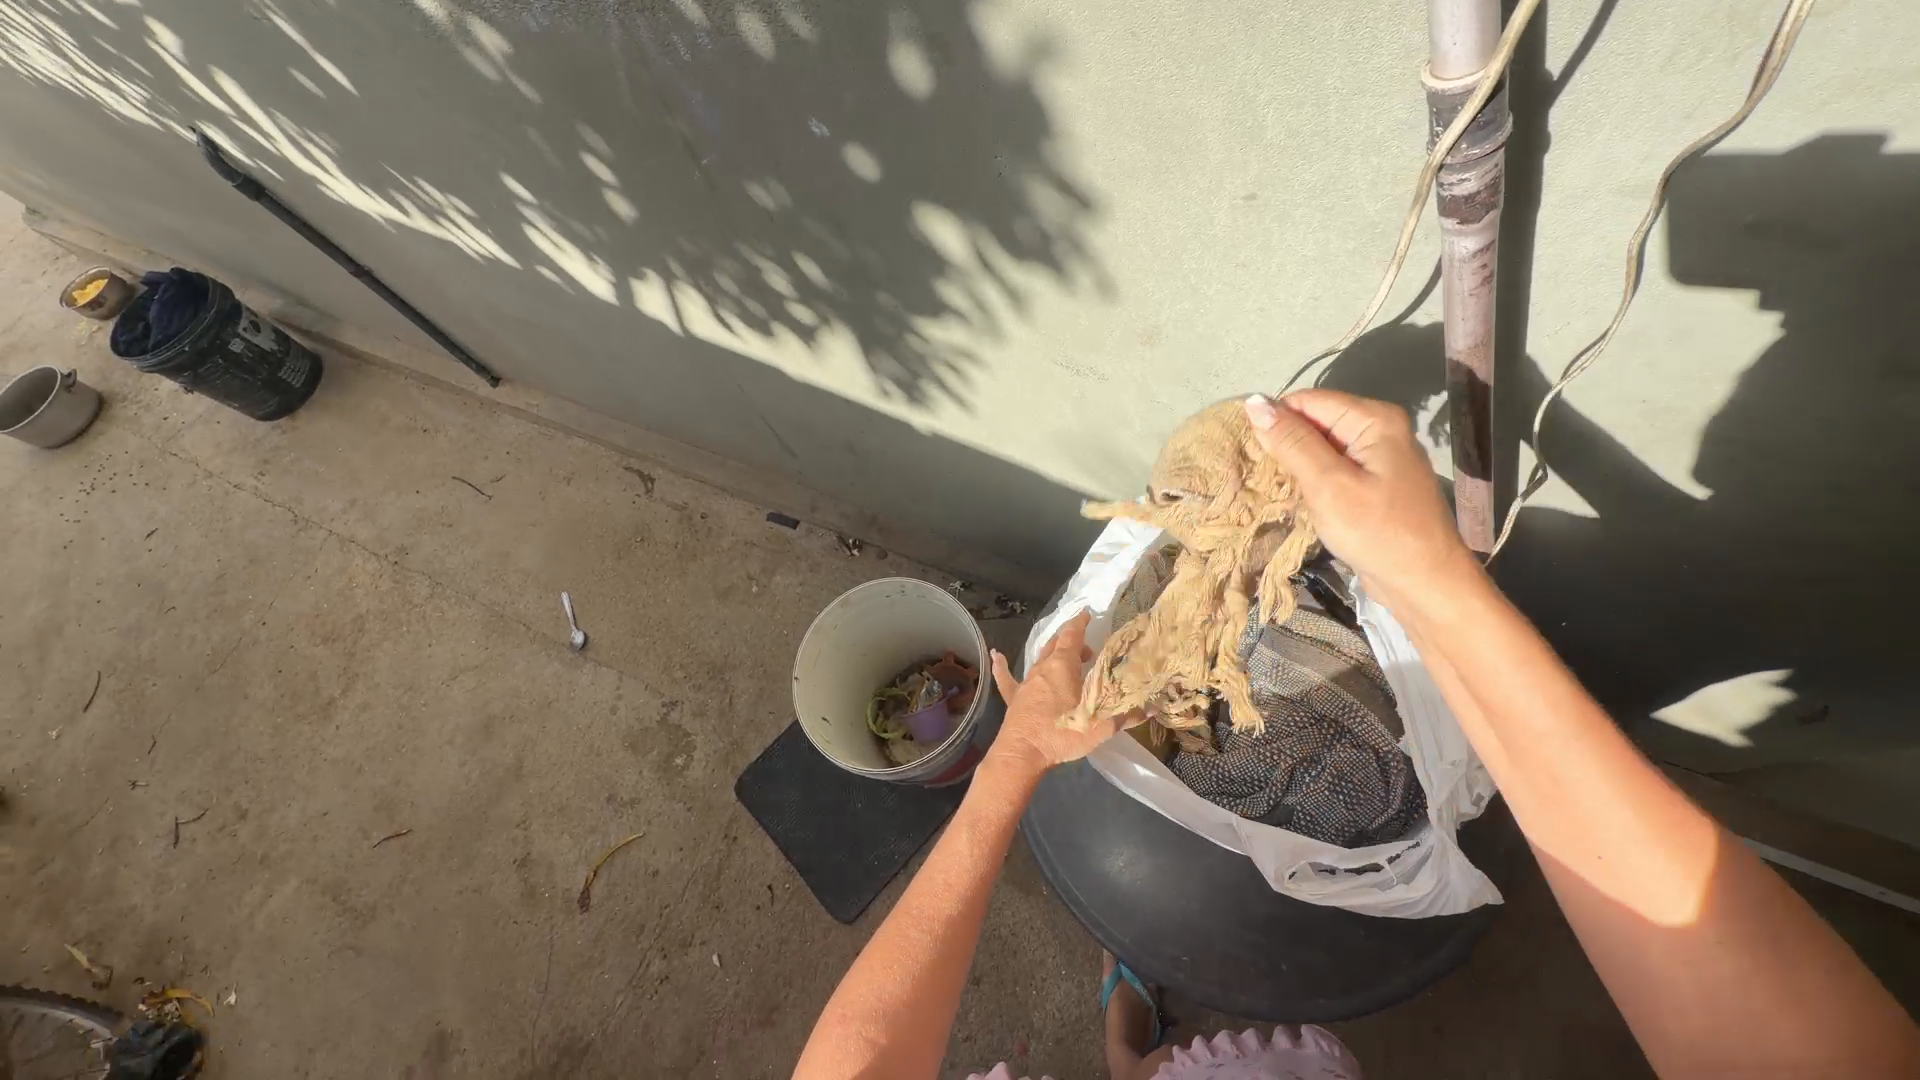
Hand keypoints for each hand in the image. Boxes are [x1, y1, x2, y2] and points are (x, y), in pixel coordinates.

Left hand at [985, 612, 1125, 776]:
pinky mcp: (1014, 698)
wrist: (1022, 753)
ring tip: (1067, 658)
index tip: (1087, 614)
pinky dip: (1002, 666)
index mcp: (1063, 667)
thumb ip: (1124, 717)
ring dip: (1053, 655)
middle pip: (1057, 647)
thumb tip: (1150, 708)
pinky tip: (995, 655)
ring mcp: (1025, 683)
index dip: (1080, 624)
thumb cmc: (1062, 734)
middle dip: (1073, 643)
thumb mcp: (1099, 728)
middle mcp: (1043, 669)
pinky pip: (1007, 677)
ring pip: (1039, 660)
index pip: (1072, 637)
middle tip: (1089, 650)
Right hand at [1243, 390, 1478, 604]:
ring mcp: (1379, 456)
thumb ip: (1291, 442)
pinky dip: (1313, 480)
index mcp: (1374, 419)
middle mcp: (1380, 428)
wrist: (1423, 582)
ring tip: (1285, 493)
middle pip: (1315, 421)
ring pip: (1320, 446)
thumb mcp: (1328, 485)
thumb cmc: (1377, 532)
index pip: (1307, 401)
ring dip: (1298, 466)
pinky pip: (1333, 467)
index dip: (1277, 423)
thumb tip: (1254, 402)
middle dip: (1287, 445)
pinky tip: (1305, 502)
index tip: (1256, 456)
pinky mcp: (1375, 482)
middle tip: (1270, 479)